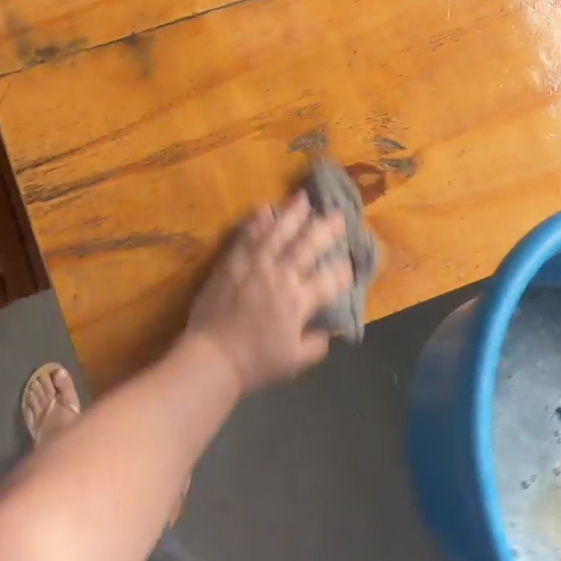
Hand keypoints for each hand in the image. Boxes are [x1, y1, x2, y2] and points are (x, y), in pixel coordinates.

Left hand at [181, 191, 354, 393]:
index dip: (341, 271)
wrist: (212, 356)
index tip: (349, 262)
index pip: (328, 280)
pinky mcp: (230, 263)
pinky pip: (246, 237)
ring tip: (302, 197)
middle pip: (306, 247)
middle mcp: (279, 277)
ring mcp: (253, 266)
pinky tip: (264, 209)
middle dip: (324, 229)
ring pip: (277, 234)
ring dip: (291, 214)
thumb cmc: (255, 363)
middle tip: (336, 214)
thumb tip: (329, 331)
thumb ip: (316, 343)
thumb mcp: (295, 360)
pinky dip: (256, 222)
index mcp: (299, 302)